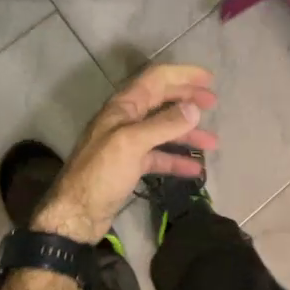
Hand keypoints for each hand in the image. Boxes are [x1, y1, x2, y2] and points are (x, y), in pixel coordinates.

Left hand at [32, 64, 219, 243]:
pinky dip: (176, 159)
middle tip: (213, 104)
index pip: (157, 78)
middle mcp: (126, 119)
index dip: (183, 74)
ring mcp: (128, 143)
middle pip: (162, 100)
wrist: (75, 215)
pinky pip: (159, 156)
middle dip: (188, 99)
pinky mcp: (130, 166)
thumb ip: (164, 124)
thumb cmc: (101, 173)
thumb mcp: (133, 144)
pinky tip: (195, 169)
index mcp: (124, 106)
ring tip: (213, 142)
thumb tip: (194, 108)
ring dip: (187, 133)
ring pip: (163, 130)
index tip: (209, 79)